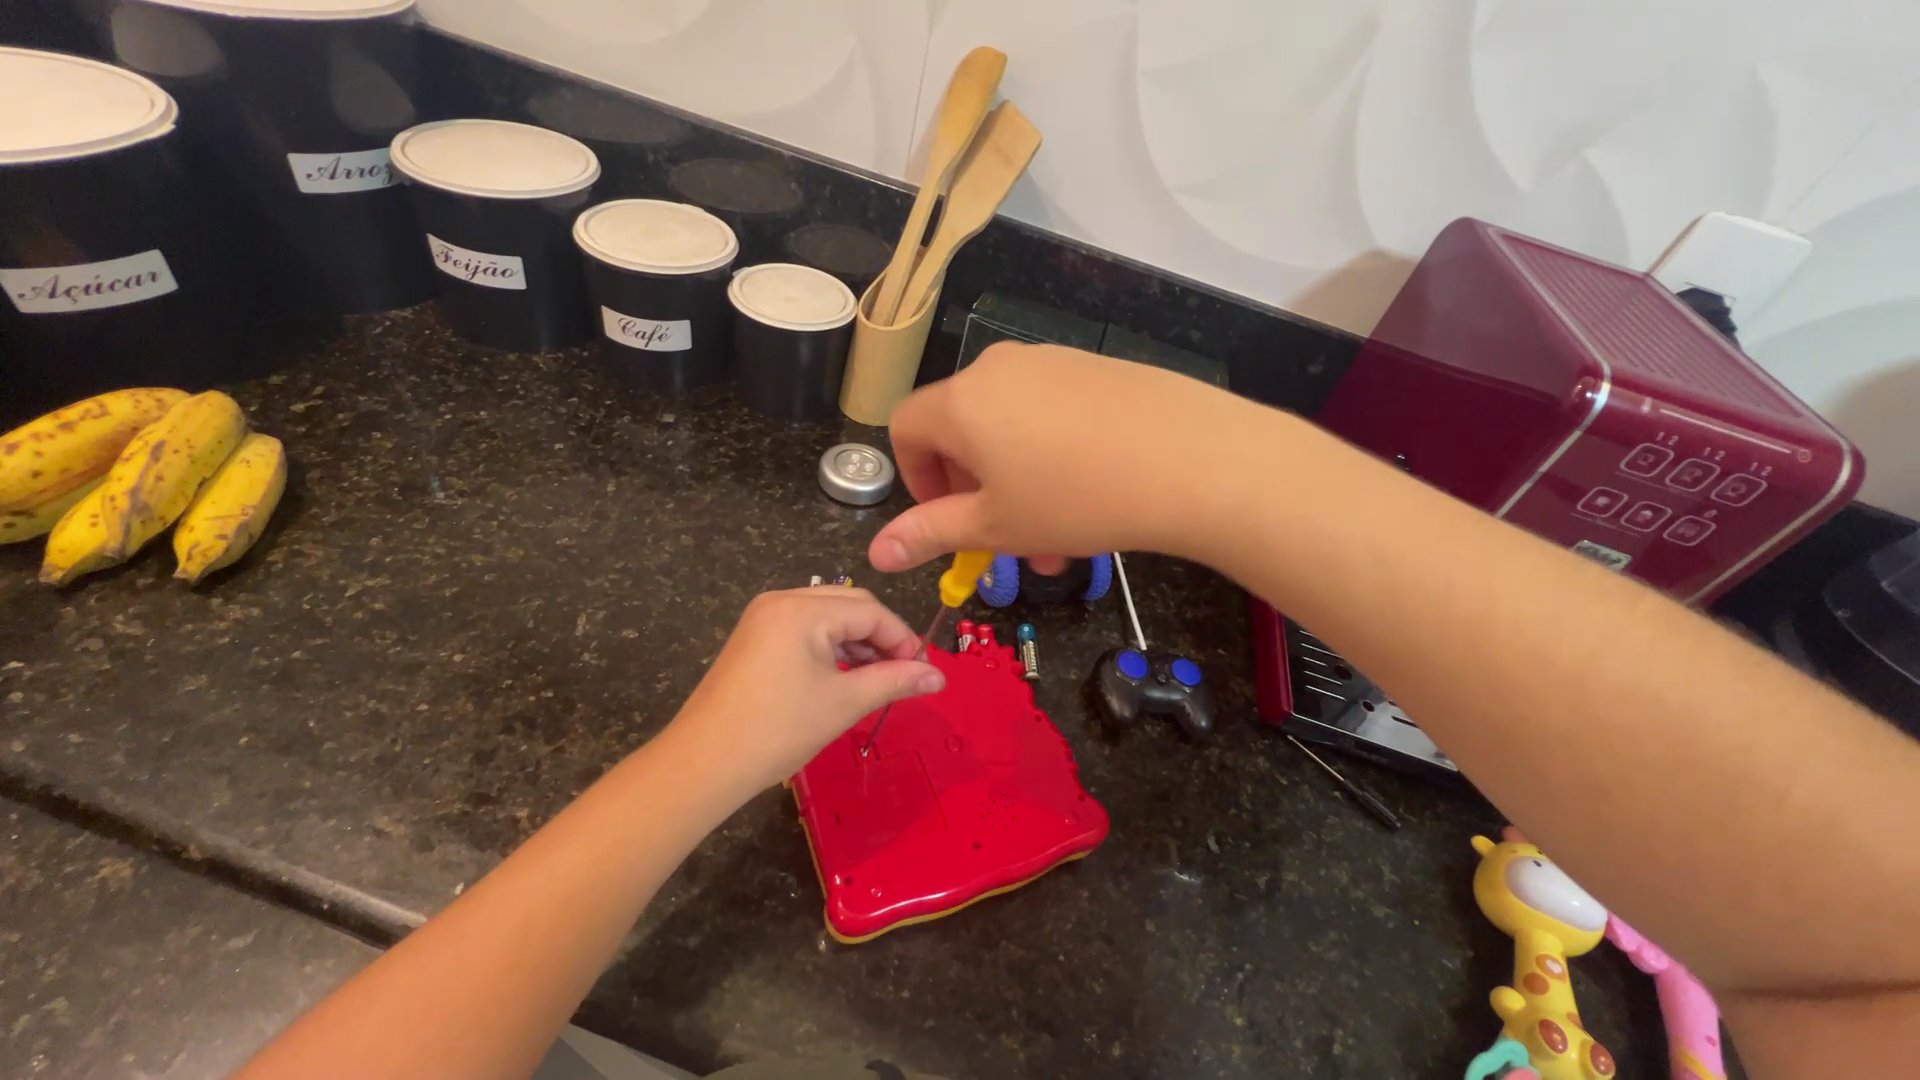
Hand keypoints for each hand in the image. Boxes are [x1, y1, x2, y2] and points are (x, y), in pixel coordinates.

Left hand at [666, 588, 943, 795]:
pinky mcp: (754, 636)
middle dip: (882, 636)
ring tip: (877, 678)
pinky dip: (831, 646)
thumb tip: (939, 677)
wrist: (704, 763)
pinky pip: (805, 628)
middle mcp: (782, 599)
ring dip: (858, 641)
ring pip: (828, 616)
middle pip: (851, 604)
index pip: (872, 610)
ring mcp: (763, 616)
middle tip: (903, 674)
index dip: (903, 639)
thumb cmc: (779, 730)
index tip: (922, 672)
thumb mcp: (845, 703)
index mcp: (803, 609)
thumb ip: (895, 681)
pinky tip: (844, 675)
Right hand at [869, 343, 1260, 573]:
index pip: (905, 428)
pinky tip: (1091, 498)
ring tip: (1055, 542)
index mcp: (962, 401)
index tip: (945, 520)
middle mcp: (999, 369)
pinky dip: (1051, 456)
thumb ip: (930, 534)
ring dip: (1016, 485)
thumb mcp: (997, 527)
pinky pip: (1051, 414)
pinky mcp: (1096, 369)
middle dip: (973, 492)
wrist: (1194, 461)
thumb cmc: (1077, 499)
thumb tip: (877, 553)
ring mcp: (1051, 363)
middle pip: (961, 430)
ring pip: (1010, 428)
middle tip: (1004, 541)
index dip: (914, 478)